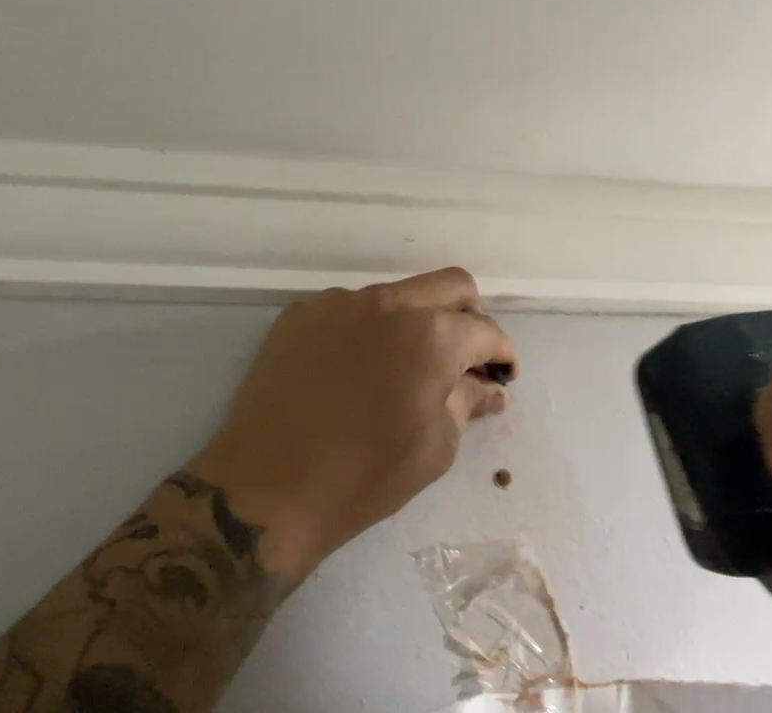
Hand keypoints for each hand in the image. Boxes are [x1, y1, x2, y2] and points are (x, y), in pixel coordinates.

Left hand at [187, 267, 516, 577]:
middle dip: (470, 317)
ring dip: (416, 322)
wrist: (269, 486)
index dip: (502, 354)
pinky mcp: (300, 313)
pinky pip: (350, 309)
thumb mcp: (435, 446)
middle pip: (450, 286)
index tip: (502, 377)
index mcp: (431, 334)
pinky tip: (357, 370)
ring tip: (406, 369)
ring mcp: (338, 302)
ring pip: (397, 295)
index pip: (485, 329)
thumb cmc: (365, 476)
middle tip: (466, 359)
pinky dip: (368, 330)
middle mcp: (387, 303)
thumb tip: (488, 386)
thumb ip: (468, 401)